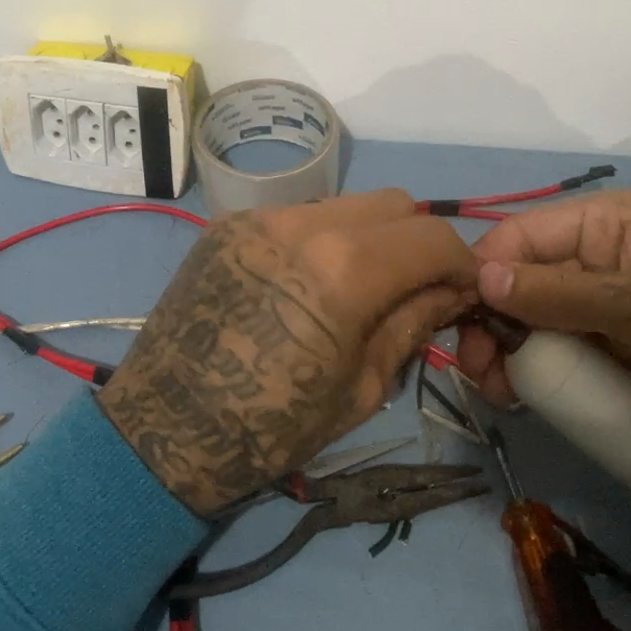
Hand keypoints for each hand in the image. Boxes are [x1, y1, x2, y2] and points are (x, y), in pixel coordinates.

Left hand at [98, 190, 477, 515]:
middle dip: (416, 242)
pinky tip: (305, 285)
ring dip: (367, 237)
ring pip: (342, 204)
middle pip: (391, 204)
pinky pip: (294, 216)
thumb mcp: (362, 387)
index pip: (432, 238)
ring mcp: (257, 218)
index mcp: (343, 269)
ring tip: (358, 288)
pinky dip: (319, 239)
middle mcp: (301, 223)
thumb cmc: (272, 425)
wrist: (167, 425)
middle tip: (413, 289)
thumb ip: (411, 323)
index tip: (462, 293)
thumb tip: (452, 290)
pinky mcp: (226, 226)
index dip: (462, 264)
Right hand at [459, 186, 630, 480]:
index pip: (525, 236)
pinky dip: (539, 370)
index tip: (456, 320)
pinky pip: (565, 352)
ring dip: (509, 351)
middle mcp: (609, 257)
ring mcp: (616, 308)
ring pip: (538, 319)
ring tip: (497, 391)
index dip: (484, 272)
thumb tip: (479, 278)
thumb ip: (558, 291)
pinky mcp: (625, 352)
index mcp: (616, 222)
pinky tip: (522, 394)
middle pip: (524, 279)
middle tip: (477, 371)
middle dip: (493, 320)